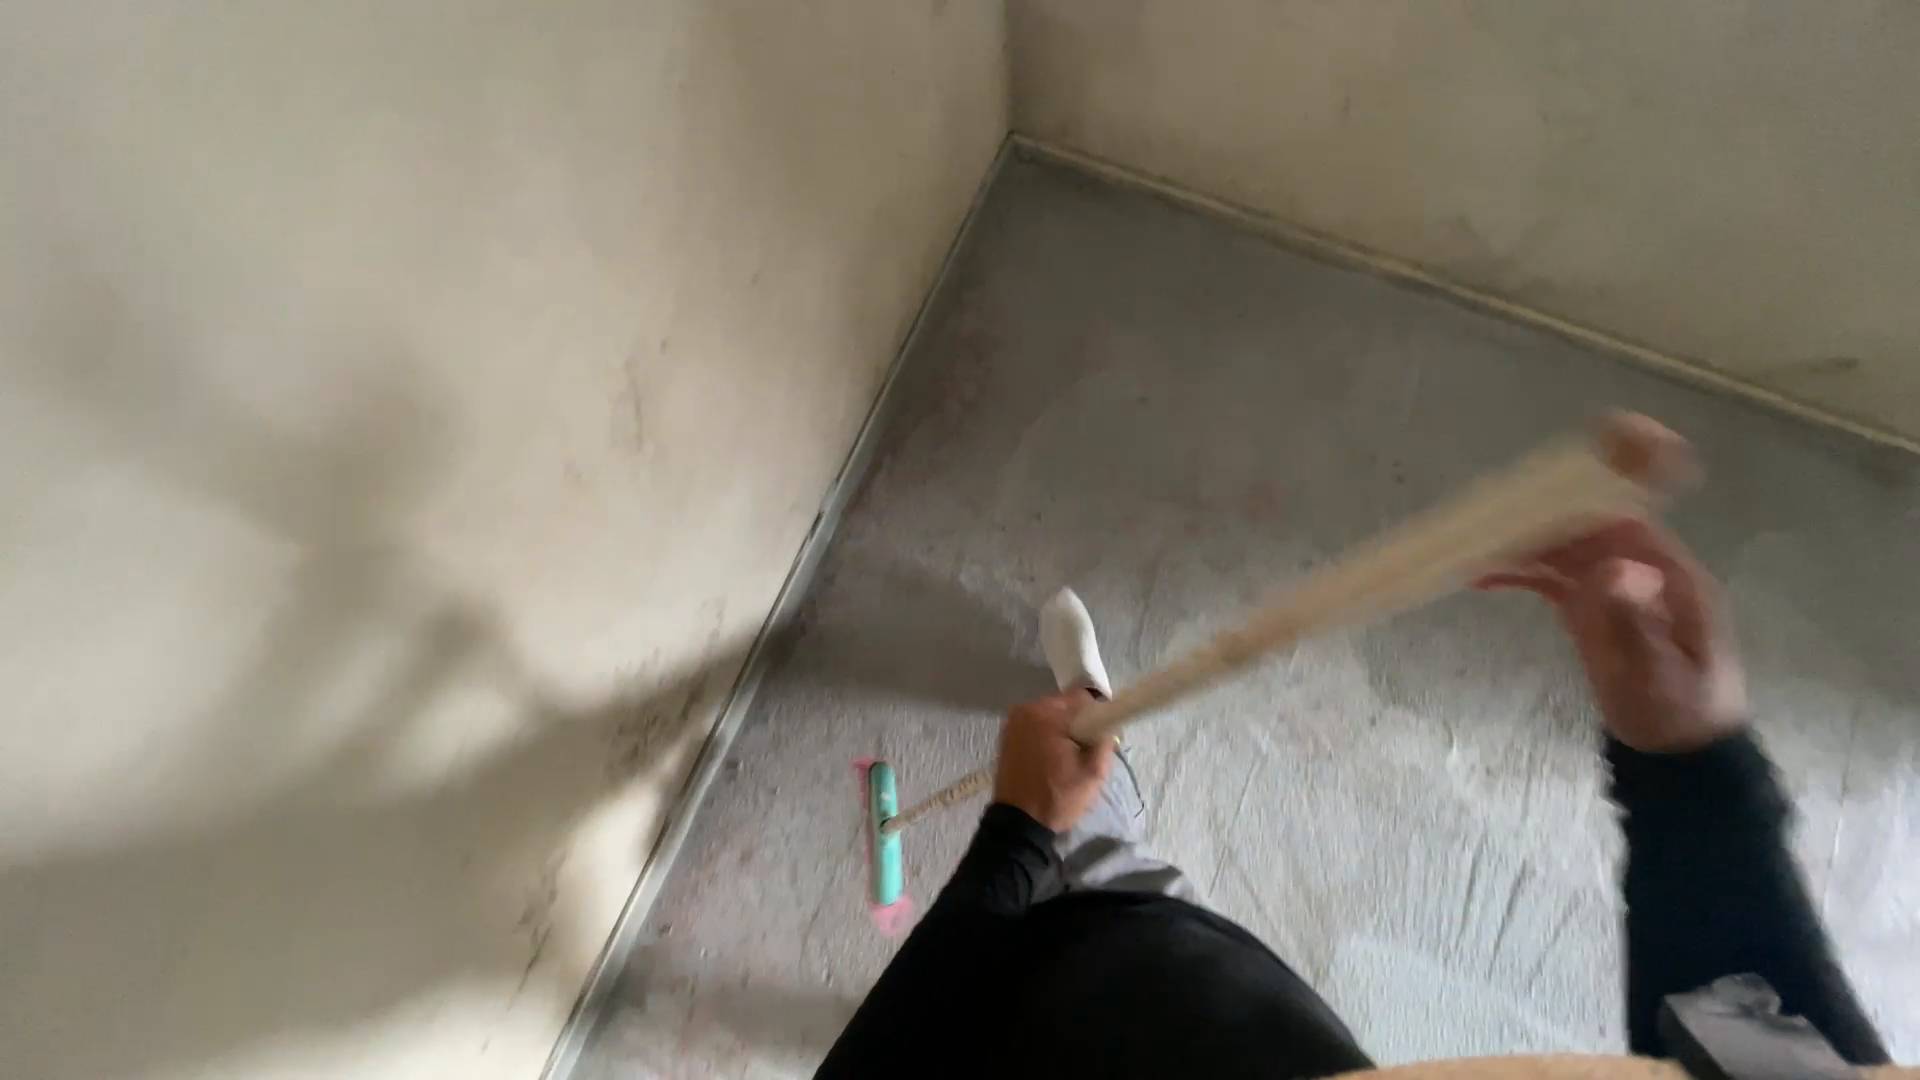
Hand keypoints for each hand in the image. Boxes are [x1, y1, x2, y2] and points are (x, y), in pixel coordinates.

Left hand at [992, 690, 1114, 830]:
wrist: (1019, 821)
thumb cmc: (1058, 797)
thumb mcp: (1093, 773)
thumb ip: (1104, 741)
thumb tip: (1107, 724)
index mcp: (1047, 715)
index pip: (1082, 698)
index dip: (1097, 714)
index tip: (1101, 734)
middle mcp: (1027, 710)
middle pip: (1064, 704)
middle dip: (1078, 722)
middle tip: (1085, 749)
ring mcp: (1013, 721)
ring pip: (1049, 713)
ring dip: (1061, 727)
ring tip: (1066, 756)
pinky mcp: (1006, 733)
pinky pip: (1035, 723)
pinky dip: (1045, 733)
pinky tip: (1049, 756)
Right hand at [1481, 519, 1747, 752]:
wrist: (1672, 747)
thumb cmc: (1673, 706)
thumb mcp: (1653, 666)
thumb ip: (1632, 617)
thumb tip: (1614, 566)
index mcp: (1670, 579)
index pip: (1625, 526)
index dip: (1583, 510)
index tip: (1535, 502)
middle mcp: (1639, 574)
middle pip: (1586, 536)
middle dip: (1539, 527)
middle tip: (1487, 527)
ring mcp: (1612, 591)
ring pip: (1562, 555)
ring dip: (1522, 550)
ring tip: (1474, 550)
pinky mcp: (1587, 610)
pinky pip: (1549, 582)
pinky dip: (1519, 576)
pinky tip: (1483, 579)